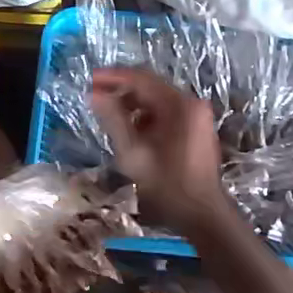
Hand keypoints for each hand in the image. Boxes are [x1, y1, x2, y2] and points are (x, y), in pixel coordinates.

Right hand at [89, 68, 230, 235]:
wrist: (203, 214)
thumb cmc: (167, 185)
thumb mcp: (133, 153)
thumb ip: (113, 120)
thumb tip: (94, 94)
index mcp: (179, 105)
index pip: (141, 79)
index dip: (113, 77)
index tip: (90, 80)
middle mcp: (191, 103)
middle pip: (150, 86)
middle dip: (121, 89)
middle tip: (95, 94)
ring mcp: (196, 115)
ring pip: (157, 99)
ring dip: (132, 103)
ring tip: (108, 112)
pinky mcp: (196, 127)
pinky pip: (166, 111)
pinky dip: (146, 115)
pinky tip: (130, 128)